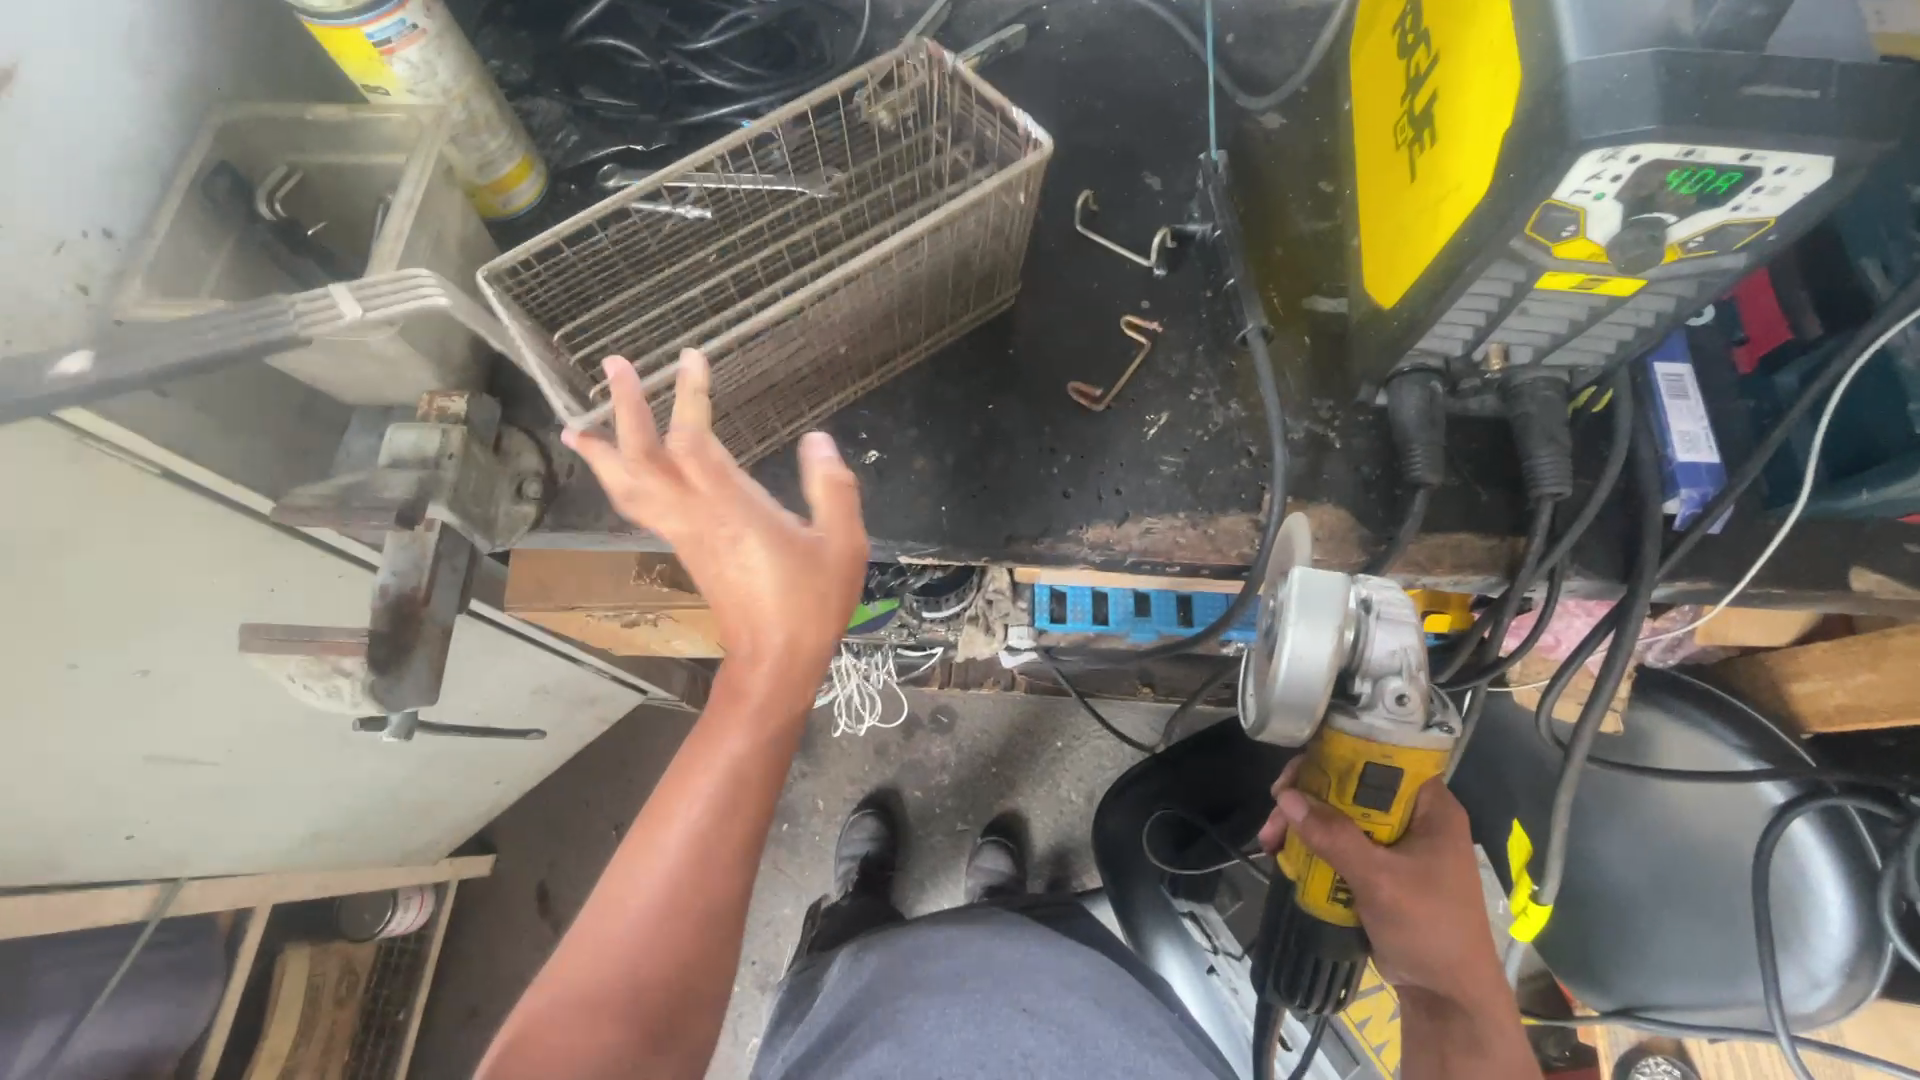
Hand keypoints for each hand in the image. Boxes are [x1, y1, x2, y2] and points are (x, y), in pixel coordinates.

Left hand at [561, 352, 868, 676]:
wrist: (776, 659)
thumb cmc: (811, 603)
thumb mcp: (843, 544)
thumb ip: (832, 487)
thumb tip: (818, 439)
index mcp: (732, 509)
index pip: (694, 440)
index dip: (688, 395)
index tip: (690, 357)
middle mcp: (696, 517)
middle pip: (643, 457)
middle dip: (627, 408)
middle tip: (614, 364)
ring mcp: (684, 535)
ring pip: (628, 487)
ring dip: (603, 451)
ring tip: (577, 424)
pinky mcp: (685, 550)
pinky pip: (639, 507)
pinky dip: (620, 480)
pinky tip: (621, 471)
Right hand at [1258, 762, 1509, 1010]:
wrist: (1447, 998)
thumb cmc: (1429, 930)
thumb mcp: (1380, 881)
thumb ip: (1334, 836)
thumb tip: (1286, 796)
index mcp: (1431, 808)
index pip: (1380, 760)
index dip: (1336, 757)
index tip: (1297, 774)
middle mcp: (1413, 817)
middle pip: (1351, 787)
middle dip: (1307, 798)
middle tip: (1276, 814)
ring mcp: (1395, 844)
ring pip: (1338, 815)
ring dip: (1302, 825)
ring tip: (1271, 843)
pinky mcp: (1378, 867)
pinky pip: (1338, 843)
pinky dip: (1311, 847)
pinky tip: (1284, 856)